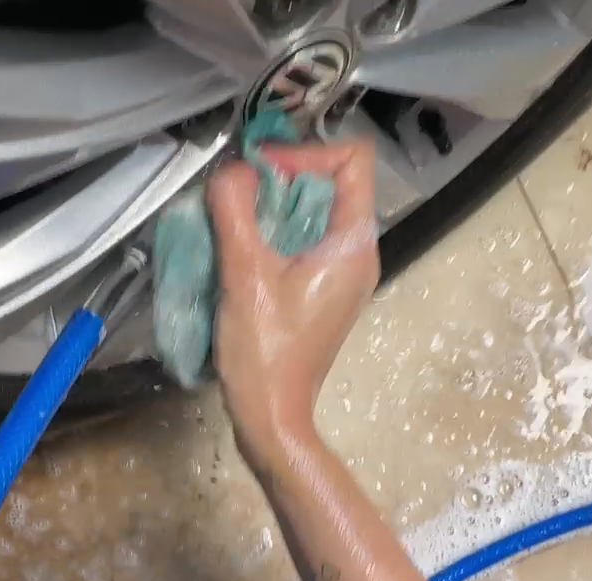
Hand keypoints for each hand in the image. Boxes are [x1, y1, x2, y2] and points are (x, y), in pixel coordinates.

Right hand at [206, 139, 379, 452]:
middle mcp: (357, 257)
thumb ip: (236, 209)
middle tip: (237, 197)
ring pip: (313, 217)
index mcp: (353, 245)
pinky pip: (302, 247)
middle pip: (330, 184)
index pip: (351, 159)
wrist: (272, 418)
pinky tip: (240, 254)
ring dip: (271, 210)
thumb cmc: (264, 352)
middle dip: (281, 180)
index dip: (305, 152)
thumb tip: (234, 169)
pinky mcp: (321, 297)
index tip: (259, 173)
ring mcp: (341, 280)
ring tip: (234, 224)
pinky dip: (272, 239)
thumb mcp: (244, 274)